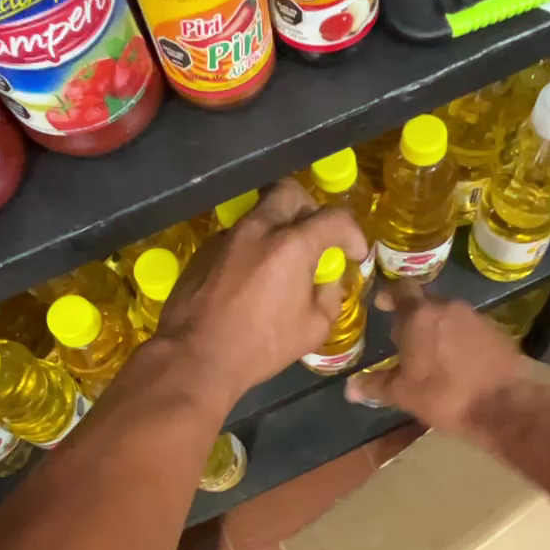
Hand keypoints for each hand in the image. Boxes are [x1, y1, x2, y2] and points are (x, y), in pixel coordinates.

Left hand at [157, 178, 368, 399]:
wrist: (196, 357)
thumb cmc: (261, 347)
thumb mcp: (313, 328)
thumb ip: (330, 295)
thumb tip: (329, 280)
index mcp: (292, 245)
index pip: (335, 218)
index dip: (353, 234)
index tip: (354, 254)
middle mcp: (259, 228)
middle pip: (291, 192)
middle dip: (311, 210)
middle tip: (316, 238)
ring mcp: (228, 236)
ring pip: (261, 212)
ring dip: (279, 227)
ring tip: (283, 259)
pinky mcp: (205, 249)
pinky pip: (238, 235)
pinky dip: (253, 246)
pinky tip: (252, 276)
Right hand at [345, 280, 527, 438]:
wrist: (505, 406)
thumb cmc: (445, 395)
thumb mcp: (404, 394)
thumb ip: (376, 385)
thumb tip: (349, 389)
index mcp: (419, 315)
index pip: (400, 290)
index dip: (389, 295)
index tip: (382, 305)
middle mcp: (447, 307)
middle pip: (425, 302)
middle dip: (413, 317)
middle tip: (403, 339)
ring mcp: (475, 317)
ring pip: (448, 315)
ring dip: (437, 328)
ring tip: (429, 352)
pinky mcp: (496, 331)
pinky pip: (469, 328)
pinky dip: (458, 338)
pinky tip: (456, 361)